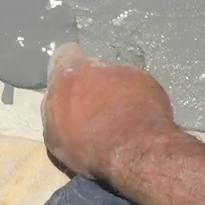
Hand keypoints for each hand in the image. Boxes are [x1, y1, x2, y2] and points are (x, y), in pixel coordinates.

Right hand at [42, 43, 176, 180]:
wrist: (133, 149)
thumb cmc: (88, 147)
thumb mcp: (56, 139)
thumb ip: (55, 113)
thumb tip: (59, 106)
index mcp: (67, 77)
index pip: (64, 54)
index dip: (70, 67)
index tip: (73, 85)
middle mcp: (95, 67)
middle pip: (93, 70)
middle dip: (95, 86)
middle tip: (98, 113)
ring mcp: (125, 72)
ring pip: (118, 80)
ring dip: (118, 95)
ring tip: (123, 122)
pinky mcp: (149, 81)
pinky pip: (140, 88)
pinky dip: (139, 101)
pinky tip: (140, 122)